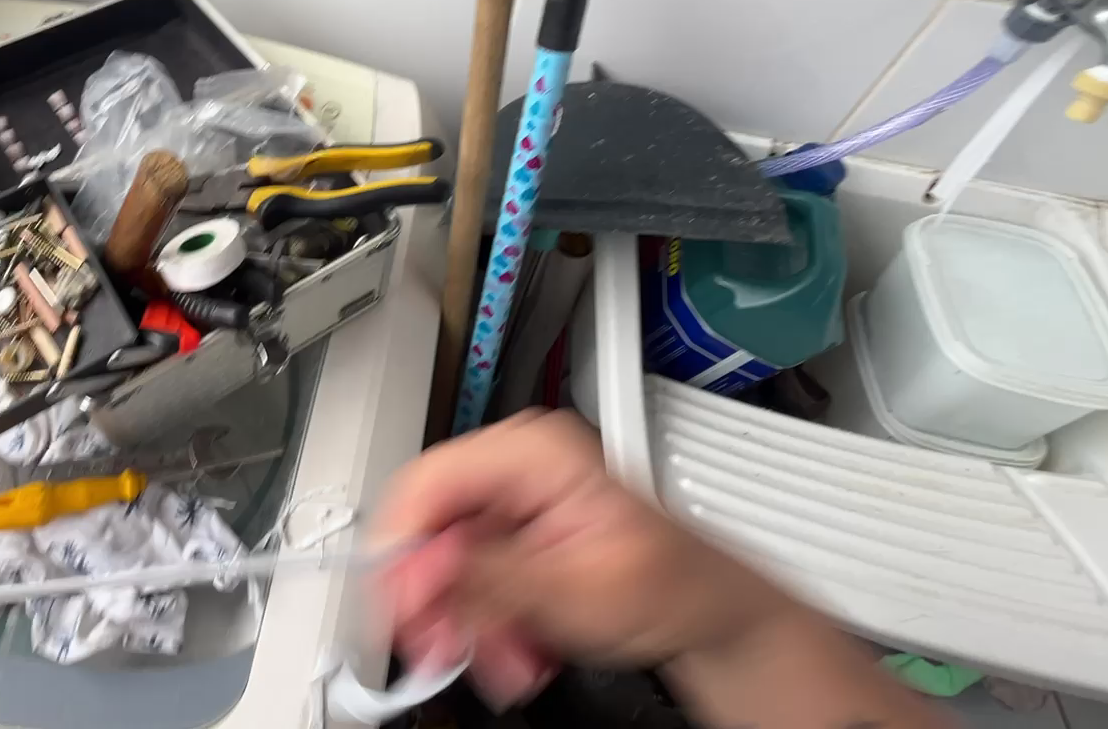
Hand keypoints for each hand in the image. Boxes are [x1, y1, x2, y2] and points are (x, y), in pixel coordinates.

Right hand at [372, 410, 801, 706]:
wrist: (708, 609)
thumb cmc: (675, 583)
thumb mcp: (585, 590)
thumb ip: (497, 577)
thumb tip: (423, 568)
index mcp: (532, 451)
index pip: (430, 480)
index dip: (404, 544)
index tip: (399, 605)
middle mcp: (511, 465)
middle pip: (428, 521)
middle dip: (433, 595)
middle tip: (441, 648)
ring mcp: (506, 498)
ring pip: (440, 558)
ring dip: (460, 618)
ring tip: (502, 658)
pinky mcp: (505, 532)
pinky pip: (463, 576)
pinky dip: (478, 620)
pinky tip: (512, 646)